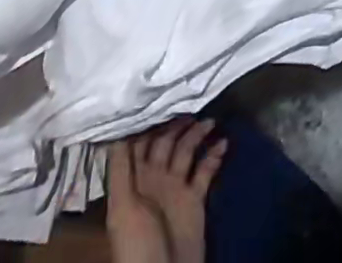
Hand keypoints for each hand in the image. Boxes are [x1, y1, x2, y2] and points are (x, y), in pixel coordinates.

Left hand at [105, 119, 226, 262]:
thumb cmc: (138, 243)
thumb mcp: (123, 209)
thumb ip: (121, 172)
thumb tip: (117, 132)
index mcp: (134, 180)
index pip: (140, 144)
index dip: (149, 123)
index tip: (161, 97)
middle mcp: (155, 179)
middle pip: (165, 143)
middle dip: (177, 125)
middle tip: (192, 106)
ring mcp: (176, 188)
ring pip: (187, 152)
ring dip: (197, 136)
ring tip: (211, 120)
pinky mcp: (196, 198)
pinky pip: (206, 171)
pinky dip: (214, 156)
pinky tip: (224, 143)